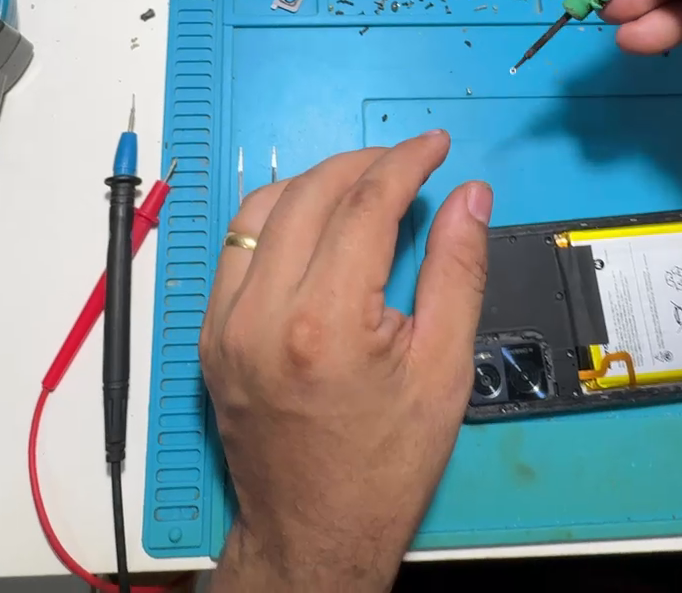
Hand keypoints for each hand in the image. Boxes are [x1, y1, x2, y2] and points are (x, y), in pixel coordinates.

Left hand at [201, 133, 492, 592]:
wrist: (314, 535)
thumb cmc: (386, 466)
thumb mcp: (445, 370)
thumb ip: (458, 270)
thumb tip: (470, 196)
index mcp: (325, 323)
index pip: (365, 206)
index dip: (405, 163)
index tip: (433, 146)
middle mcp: (261, 313)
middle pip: (310, 194)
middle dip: (364, 162)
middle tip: (405, 161)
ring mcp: (225, 321)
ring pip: (263, 207)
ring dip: (316, 181)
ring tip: (363, 183)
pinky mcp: (210, 331)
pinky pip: (238, 243)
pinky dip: (279, 214)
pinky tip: (314, 220)